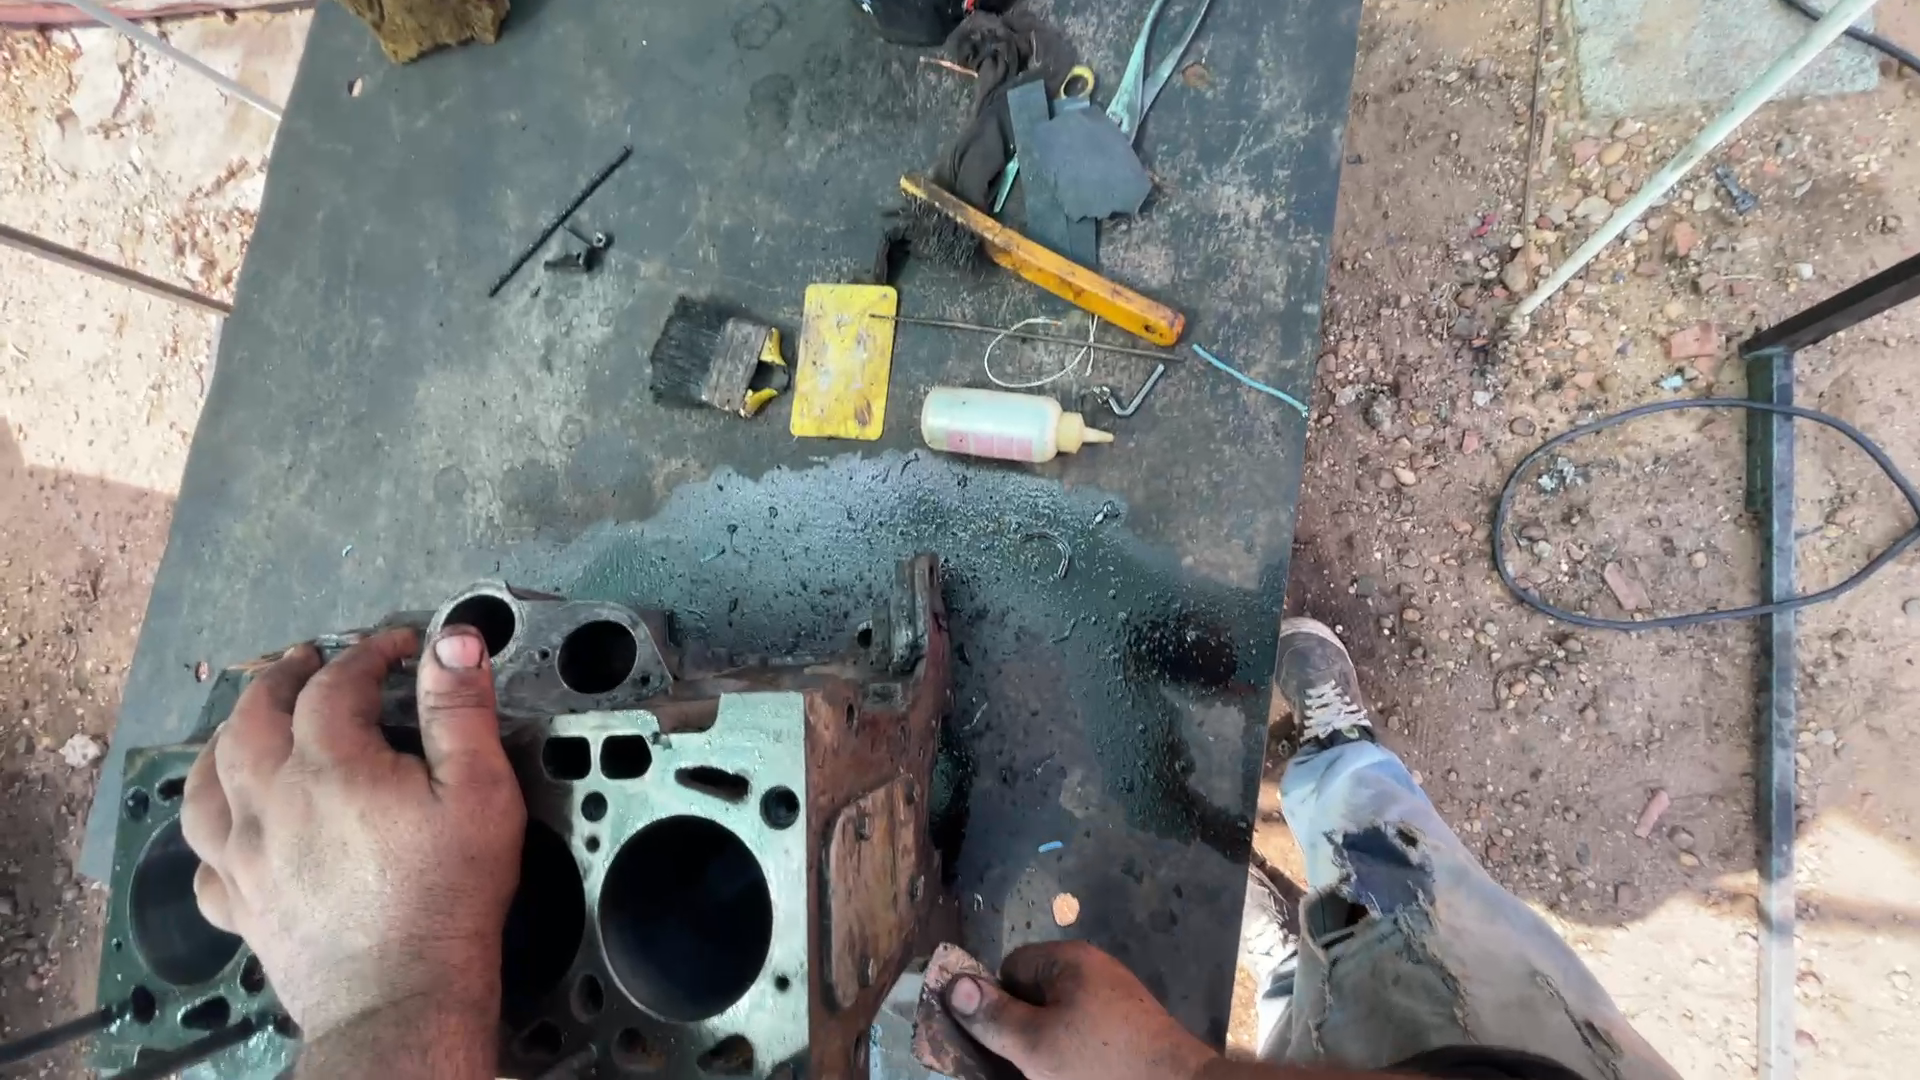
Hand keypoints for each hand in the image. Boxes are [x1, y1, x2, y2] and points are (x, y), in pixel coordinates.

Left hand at [180, 625, 525, 1044]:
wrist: (402, 988)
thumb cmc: (452, 879)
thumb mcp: (480, 785)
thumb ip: (462, 709)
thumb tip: (455, 639)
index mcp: (332, 767)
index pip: (336, 685)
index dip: (371, 651)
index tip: (405, 641)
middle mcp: (268, 802)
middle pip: (252, 719)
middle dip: (285, 677)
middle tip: (312, 657)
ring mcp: (238, 856)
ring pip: (207, 778)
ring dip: (229, 734)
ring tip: (255, 718)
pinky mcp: (234, 901)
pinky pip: (199, 848)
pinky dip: (212, 814)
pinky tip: (234, 816)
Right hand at [946, 942, 1217, 1079]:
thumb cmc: (1102, 1067)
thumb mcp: (1037, 1046)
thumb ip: (994, 1016)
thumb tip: (952, 983)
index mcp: (1070, 959)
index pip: (1012, 967)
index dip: (998, 1005)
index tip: (1002, 1045)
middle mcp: (1094, 970)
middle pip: (1036, 994)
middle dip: (1023, 1031)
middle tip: (1023, 1069)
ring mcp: (1117, 1000)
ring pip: (1062, 1019)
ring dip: (1049, 1049)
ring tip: (1050, 1076)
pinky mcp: (1133, 1031)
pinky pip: (1088, 1035)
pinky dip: (1076, 1057)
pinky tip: (1078, 1076)